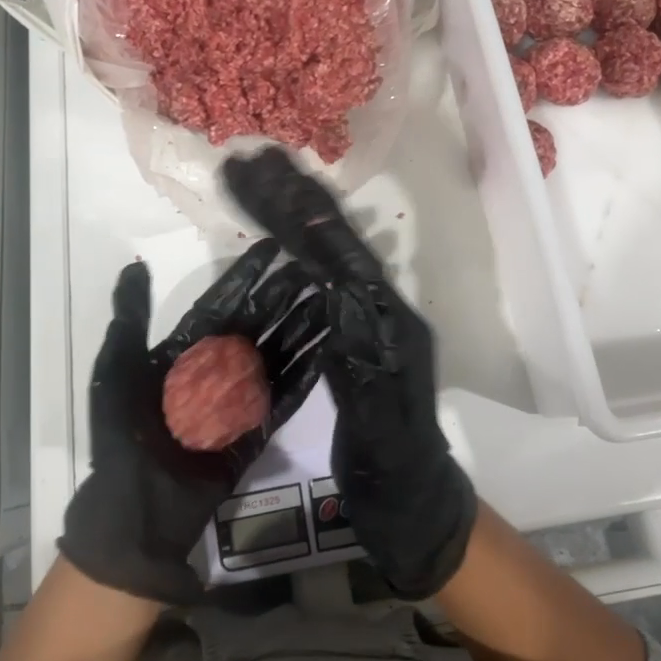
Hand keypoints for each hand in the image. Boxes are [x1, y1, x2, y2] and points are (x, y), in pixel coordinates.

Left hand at [58, 239, 323, 604]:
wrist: (138, 501)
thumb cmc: (123, 429)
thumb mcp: (116, 365)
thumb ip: (129, 315)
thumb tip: (135, 264)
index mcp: (187, 346)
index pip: (223, 299)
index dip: (247, 273)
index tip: (272, 246)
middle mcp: (218, 364)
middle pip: (258, 320)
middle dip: (284, 293)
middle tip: (313, 266)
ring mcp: (241, 395)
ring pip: (278, 351)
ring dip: (303, 325)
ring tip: (330, 299)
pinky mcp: (257, 426)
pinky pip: (286, 394)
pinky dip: (306, 372)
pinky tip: (328, 349)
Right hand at [223, 148, 477, 600]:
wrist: (411, 500)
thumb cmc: (390, 470)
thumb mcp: (377, 416)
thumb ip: (361, 353)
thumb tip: (340, 289)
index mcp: (385, 318)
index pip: (335, 250)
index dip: (296, 211)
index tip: (258, 172)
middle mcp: (381, 304)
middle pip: (332, 238)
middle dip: (291, 197)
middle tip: (249, 160)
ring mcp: (370, 315)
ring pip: (327, 250)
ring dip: (292, 213)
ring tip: (257, 180)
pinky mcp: (355, 331)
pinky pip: (323, 275)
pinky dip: (296, 246)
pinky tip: (277, 233)